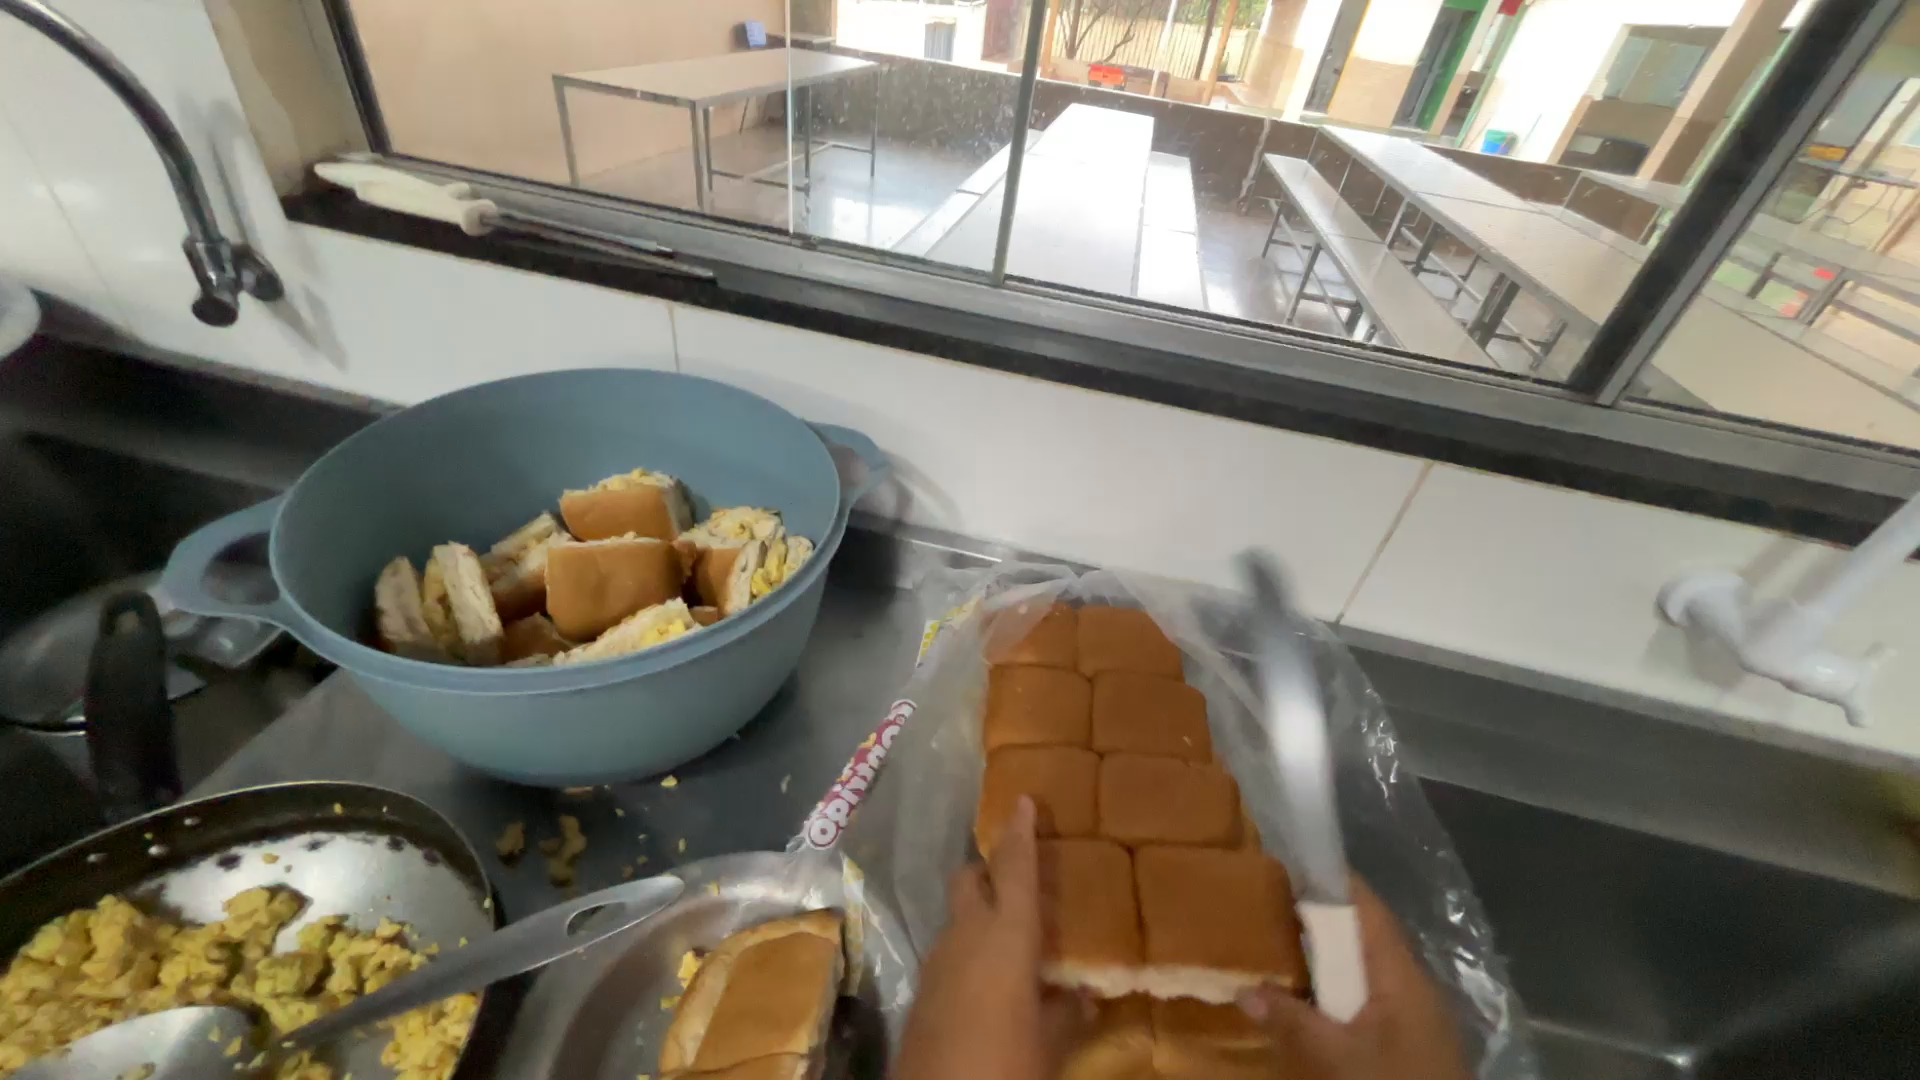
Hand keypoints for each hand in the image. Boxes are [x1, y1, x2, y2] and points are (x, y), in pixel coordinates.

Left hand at [893, 796, 1065, 1079]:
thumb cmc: (1005, 1063)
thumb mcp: (1049, 1044)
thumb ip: (1066, 1013)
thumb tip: (1084, 996)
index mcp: (1006, 933)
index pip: (1015, 867)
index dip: (1020, 831)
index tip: (1023, 800)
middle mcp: (967, 933)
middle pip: (970, 878)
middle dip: (986, 868)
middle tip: (1013, 876)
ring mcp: (937, 959)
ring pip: (957, 916)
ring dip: (977, 914)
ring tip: (1008, 937)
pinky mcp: (922, 989)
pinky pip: (949, 952)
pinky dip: (967, 950)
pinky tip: (986, 981)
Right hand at [1241, 880, 1469, 1079]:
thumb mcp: (1337, 1061)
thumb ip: (1290, 1021)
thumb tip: (1242, 990)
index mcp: (1402, 976)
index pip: (1367, 907)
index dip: (1331, 880)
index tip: (1289, 861)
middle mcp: (1412, 988)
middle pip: (1363, 935)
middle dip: (1318, 918)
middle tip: (1268, 903)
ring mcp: (1416, 1019)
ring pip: (1364, 970)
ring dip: (1325, 957)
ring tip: (1277, 944)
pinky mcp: (1411, 1046)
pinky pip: (1367, 1000)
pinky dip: (1335, 989)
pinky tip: (1306, 1001)